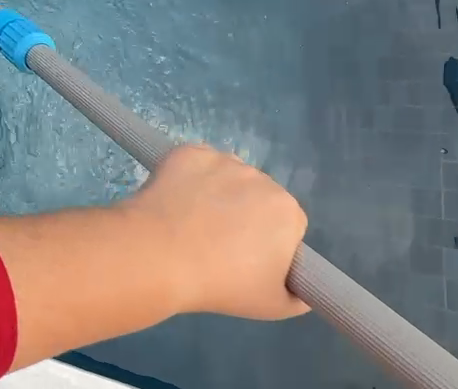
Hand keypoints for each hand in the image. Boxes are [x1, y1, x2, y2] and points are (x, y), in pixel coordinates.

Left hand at [122, 144, 309, 320]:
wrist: (159, 254)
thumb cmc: (222, 282)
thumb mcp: (277, 305)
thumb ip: (298, 293)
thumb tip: (295, 282)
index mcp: (286, 210)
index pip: (286, 222)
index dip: (269, 239)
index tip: (248, 253)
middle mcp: (257, 176)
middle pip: (256, 193)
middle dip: (244, 210)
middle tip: (217, 235)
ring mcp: (217, 160)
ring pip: (226, 174)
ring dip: (217, 188)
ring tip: (194, 216)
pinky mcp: (184, 152)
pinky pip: (195, 162)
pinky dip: (190, 174)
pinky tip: (178, 196)